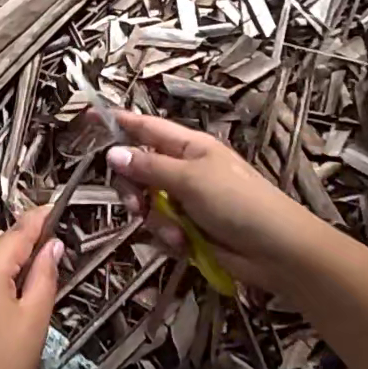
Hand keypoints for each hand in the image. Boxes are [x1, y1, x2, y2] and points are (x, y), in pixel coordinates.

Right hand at [106, 111, 323, 288]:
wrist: (278, 251)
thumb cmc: (240, 203)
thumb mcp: (190, 180)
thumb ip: (148, 168)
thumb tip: (113, 153)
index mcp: (189, 147)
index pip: (146, 128)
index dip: (119, 122)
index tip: (90, 117)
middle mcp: (184, 170)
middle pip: (138, 171)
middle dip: (134, 190)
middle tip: (136, 205)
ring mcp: (186, 201)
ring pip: (147, 204)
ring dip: (155, 221)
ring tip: (175, 233)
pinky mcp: (189, 229)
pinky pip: (161, 228)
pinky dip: (169, 238)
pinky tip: (185, 245)